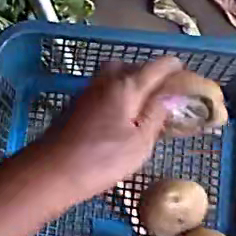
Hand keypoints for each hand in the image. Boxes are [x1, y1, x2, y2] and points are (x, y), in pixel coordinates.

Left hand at [31, 58, 182, 198]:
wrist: (52, 170)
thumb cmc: (101, 159)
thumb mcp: (140, 143)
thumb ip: (155, 116)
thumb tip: (170, 96)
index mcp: (125, 87)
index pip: (155, 67)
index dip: (172, 67)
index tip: (184, 71)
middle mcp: (103, 83)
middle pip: (127, 65)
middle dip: (145, 71)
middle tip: (161, 89)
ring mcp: (85, 94)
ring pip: (109, 77)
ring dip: (127, 83)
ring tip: (143, 104)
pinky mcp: (74, 108)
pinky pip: (99, 92)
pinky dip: (113, 96)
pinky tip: (120, 116)